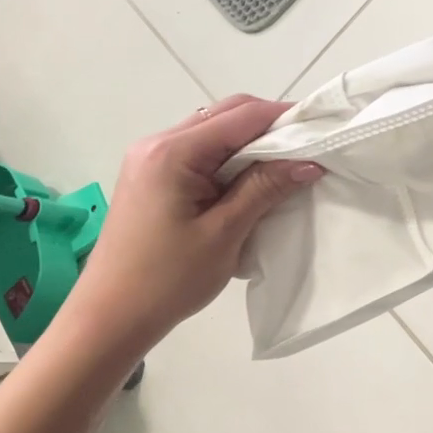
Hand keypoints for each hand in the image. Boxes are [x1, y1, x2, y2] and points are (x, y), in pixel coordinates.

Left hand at [61, 95, 321, 351]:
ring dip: (253, 141)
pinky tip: (253, 178)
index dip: (286, 117)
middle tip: (309, 147)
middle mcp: (158, 144)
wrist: (109, 318)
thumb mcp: (225, 232)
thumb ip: (265, 188)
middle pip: (226, 114)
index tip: (323, 130)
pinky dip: (232, 156)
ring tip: (287, 164)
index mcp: (173, 152)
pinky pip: (202, 150)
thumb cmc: (167, 279)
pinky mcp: (152, 176)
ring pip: (215, 130)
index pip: (242, 116)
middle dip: (271, 125)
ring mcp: (151, 159)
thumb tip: (309, 162)